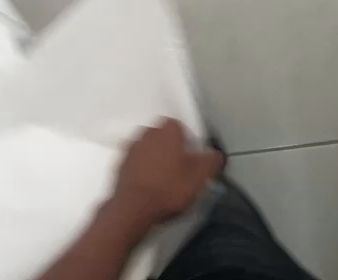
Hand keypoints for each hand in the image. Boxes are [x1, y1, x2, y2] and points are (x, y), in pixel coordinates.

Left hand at [109, 119, 223, 228]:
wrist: (133, 208)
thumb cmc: (170, 187)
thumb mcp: (200, 176)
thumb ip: (212, 161)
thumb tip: (218, 154)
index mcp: (168, 128)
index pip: (182, 129)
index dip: (189, 145)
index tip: (193, 164)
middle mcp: (148, 131)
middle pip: (165, 139)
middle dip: (172, 152)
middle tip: (181, 174)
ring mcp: (131, 147)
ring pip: (150, 150)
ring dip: (156, 162)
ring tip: (164, 185)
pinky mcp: (120, 164)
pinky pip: (136, 164)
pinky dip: (143, 172)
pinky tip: (149, 189)